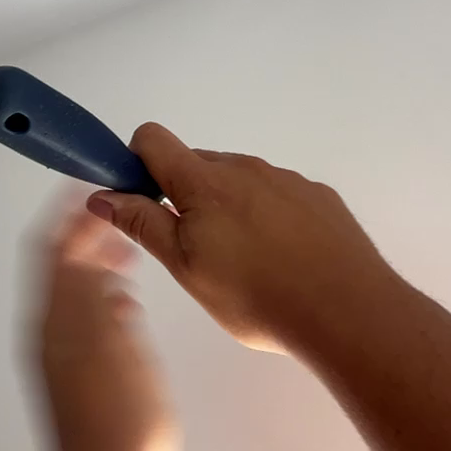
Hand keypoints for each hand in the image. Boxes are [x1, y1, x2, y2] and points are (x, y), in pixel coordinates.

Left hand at [30, 202, 180, 450]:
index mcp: (56, 320)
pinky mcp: (78, 373)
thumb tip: (89, 251)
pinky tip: (125, 298)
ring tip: (124, 249)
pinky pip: (83, 315)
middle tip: (115, 215)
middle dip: (84, 234)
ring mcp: (62, 354)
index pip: (50, 247)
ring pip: (72, 289)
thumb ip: (98, 295)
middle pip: (59, 265)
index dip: (67, 212)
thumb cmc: (119, 427)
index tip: (88, 185)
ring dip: (93, 261)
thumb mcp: (115, 346)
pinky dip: (101, 293)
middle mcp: (51, 333)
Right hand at [87, 124, 402, 353]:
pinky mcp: (318, 196)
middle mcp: (244, 167)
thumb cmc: (255, 295)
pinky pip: (277, 193)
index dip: (136, 162)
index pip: (152, 138)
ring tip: (246, 262)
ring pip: (238, 180)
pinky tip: (283, 258)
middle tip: (196, 248)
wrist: (348, 311)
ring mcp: (286, 178)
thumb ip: (142, 224)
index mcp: (203, 181)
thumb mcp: (186, 267)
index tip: (142, 201)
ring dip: (227, 206)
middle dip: (184, 194)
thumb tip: (102, 194)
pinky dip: (267, 215)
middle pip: (196, 163)